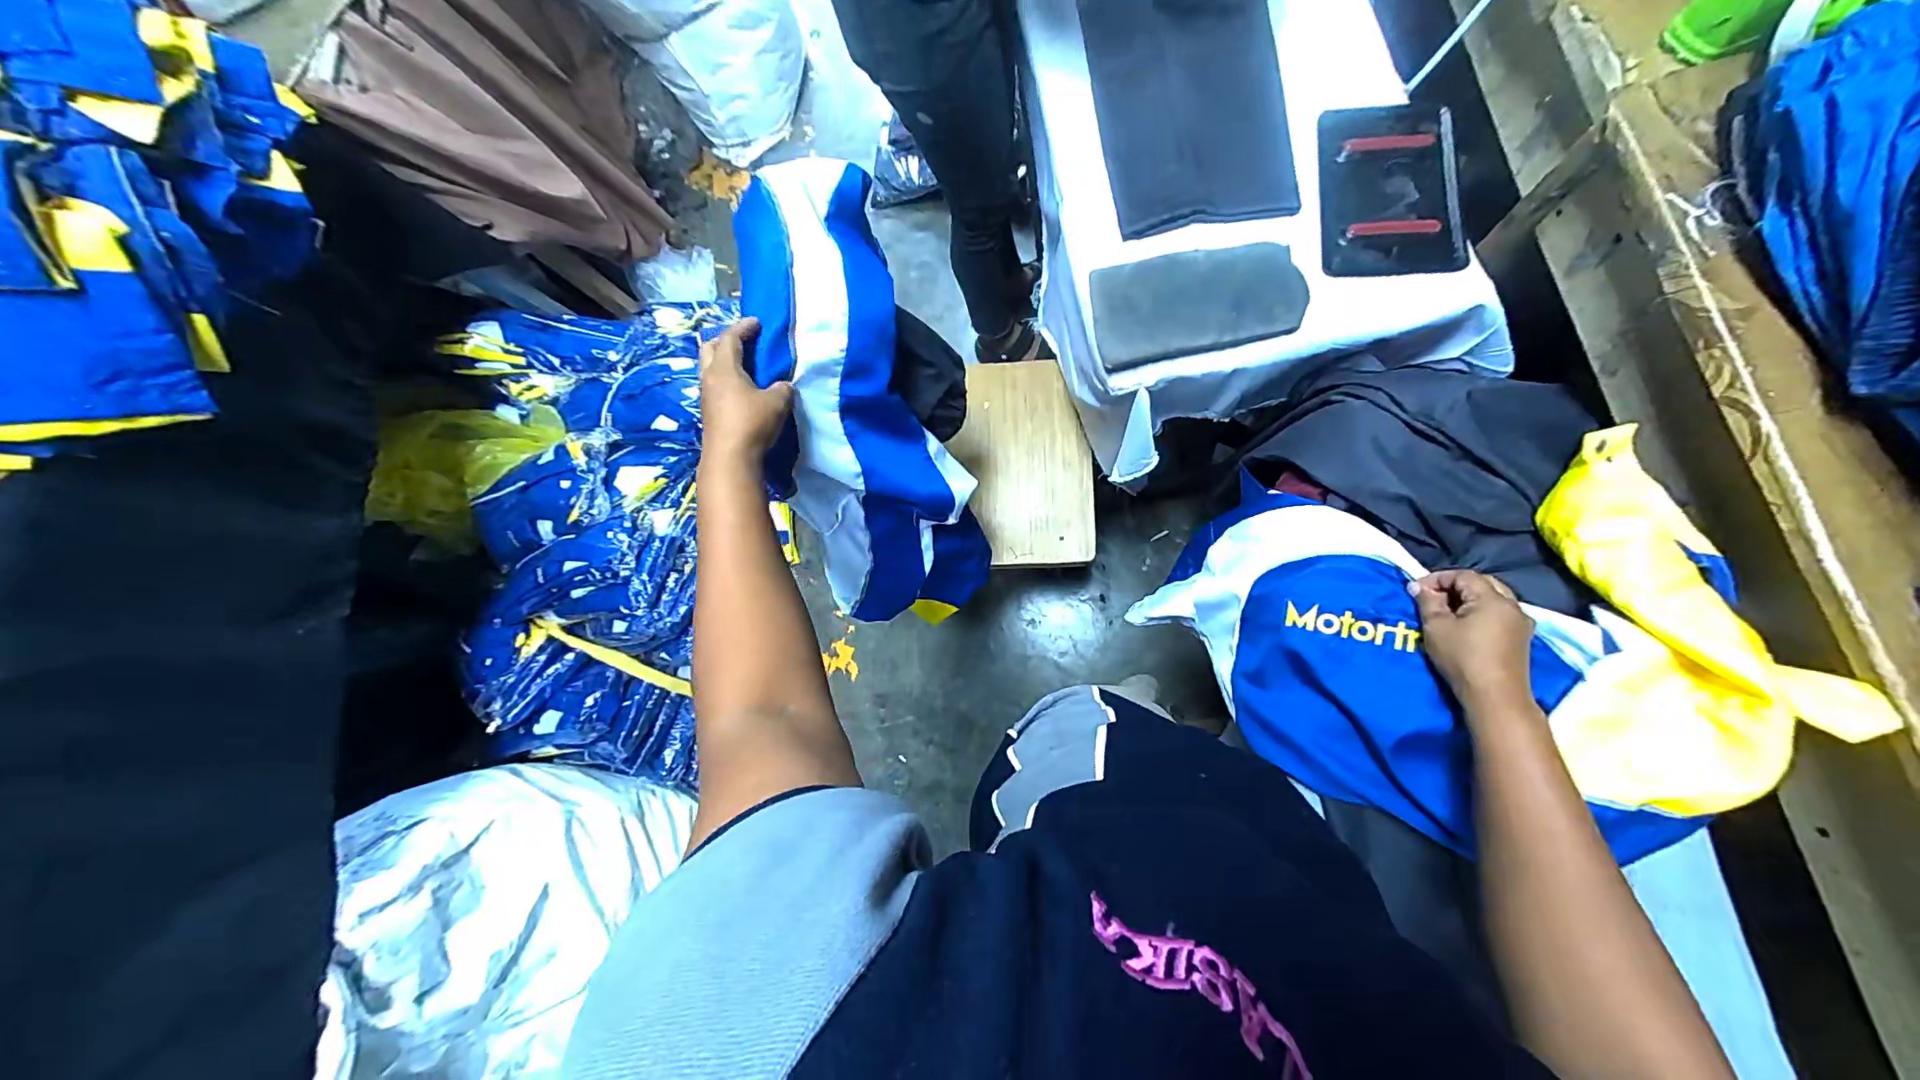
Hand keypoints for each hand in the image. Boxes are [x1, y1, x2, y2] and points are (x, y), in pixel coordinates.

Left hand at [699, 317, 793, 459]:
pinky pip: (714, 385)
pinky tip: (738, 386)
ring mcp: (706, 395)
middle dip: (725, 340)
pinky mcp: (708, 412)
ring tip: (740, 362)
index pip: (730, 338)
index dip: (743, 327)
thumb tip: (782, 386)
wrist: (730, 458)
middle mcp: (710, 377)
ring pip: (709, 367)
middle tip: (742, 339)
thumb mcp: (777, 402)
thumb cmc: (752, 423)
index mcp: (724, 368)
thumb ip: (782, 388)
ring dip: (722, 360)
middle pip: (710, 348)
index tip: (756, 322)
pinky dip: (724, 378)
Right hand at [1409, 569, 1534, 711]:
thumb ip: (1428, 602)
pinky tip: (1466, 626)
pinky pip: (1499, 614)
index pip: (1464, 575)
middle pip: (1482, 583)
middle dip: (1455, 586)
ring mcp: (1521, 623)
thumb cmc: (1462, 657)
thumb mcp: (1436, 627)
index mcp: (1493, 599)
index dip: (1437, 578)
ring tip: (1446, 612)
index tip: (1416, 590)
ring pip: (1493, 599)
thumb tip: (1419, 586)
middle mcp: (1512, 606)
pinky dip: (1480, 612)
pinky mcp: (1521, 639)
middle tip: (1432, 598)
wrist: (1495, 696)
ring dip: (1468, 600)